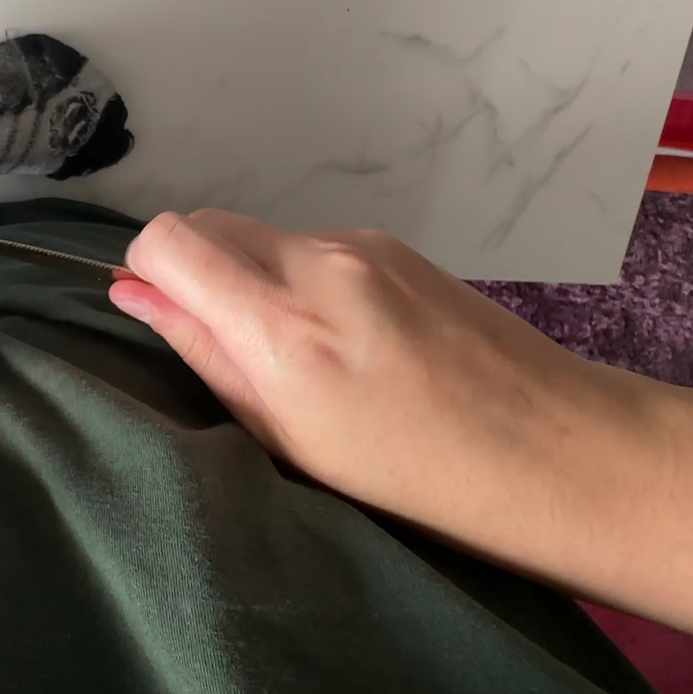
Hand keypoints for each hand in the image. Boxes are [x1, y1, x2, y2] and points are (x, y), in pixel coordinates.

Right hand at [110, 210, 654, 545]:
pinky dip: (292, 272)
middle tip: (222, 332)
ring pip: (254, 231)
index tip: (160, 306)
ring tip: (295, 342)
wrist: (561, 451)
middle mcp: (316, 262)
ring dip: (245, 271)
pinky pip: (304, 241)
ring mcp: (358, 243)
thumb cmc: (408, 472)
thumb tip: (131, 294)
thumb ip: (199, 348)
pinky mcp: (388, 240)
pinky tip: (343, 329)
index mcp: (281, 324)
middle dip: (190, 265)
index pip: (168, 238)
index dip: (144, 265)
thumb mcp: (283, 430)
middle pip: (204, 221)